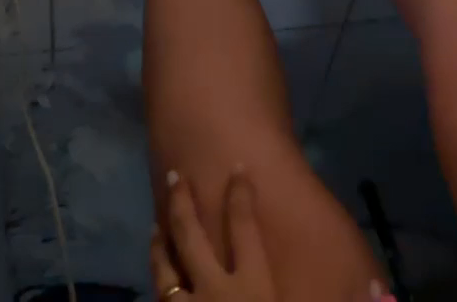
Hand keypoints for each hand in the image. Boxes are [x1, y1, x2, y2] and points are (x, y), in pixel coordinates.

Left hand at [150, 168, 276, 301]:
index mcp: (254, 288)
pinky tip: (157, 273)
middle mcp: (215, 289)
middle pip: (191, 236)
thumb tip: (301, 275)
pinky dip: (157, 277)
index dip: (240, 195)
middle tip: (174, 175)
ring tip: (155, 226)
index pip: (245, 230)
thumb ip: (279, 288)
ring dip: (159, 244)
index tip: (238, 168)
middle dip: (181, 202)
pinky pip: (159, 294)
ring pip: (165, 267)